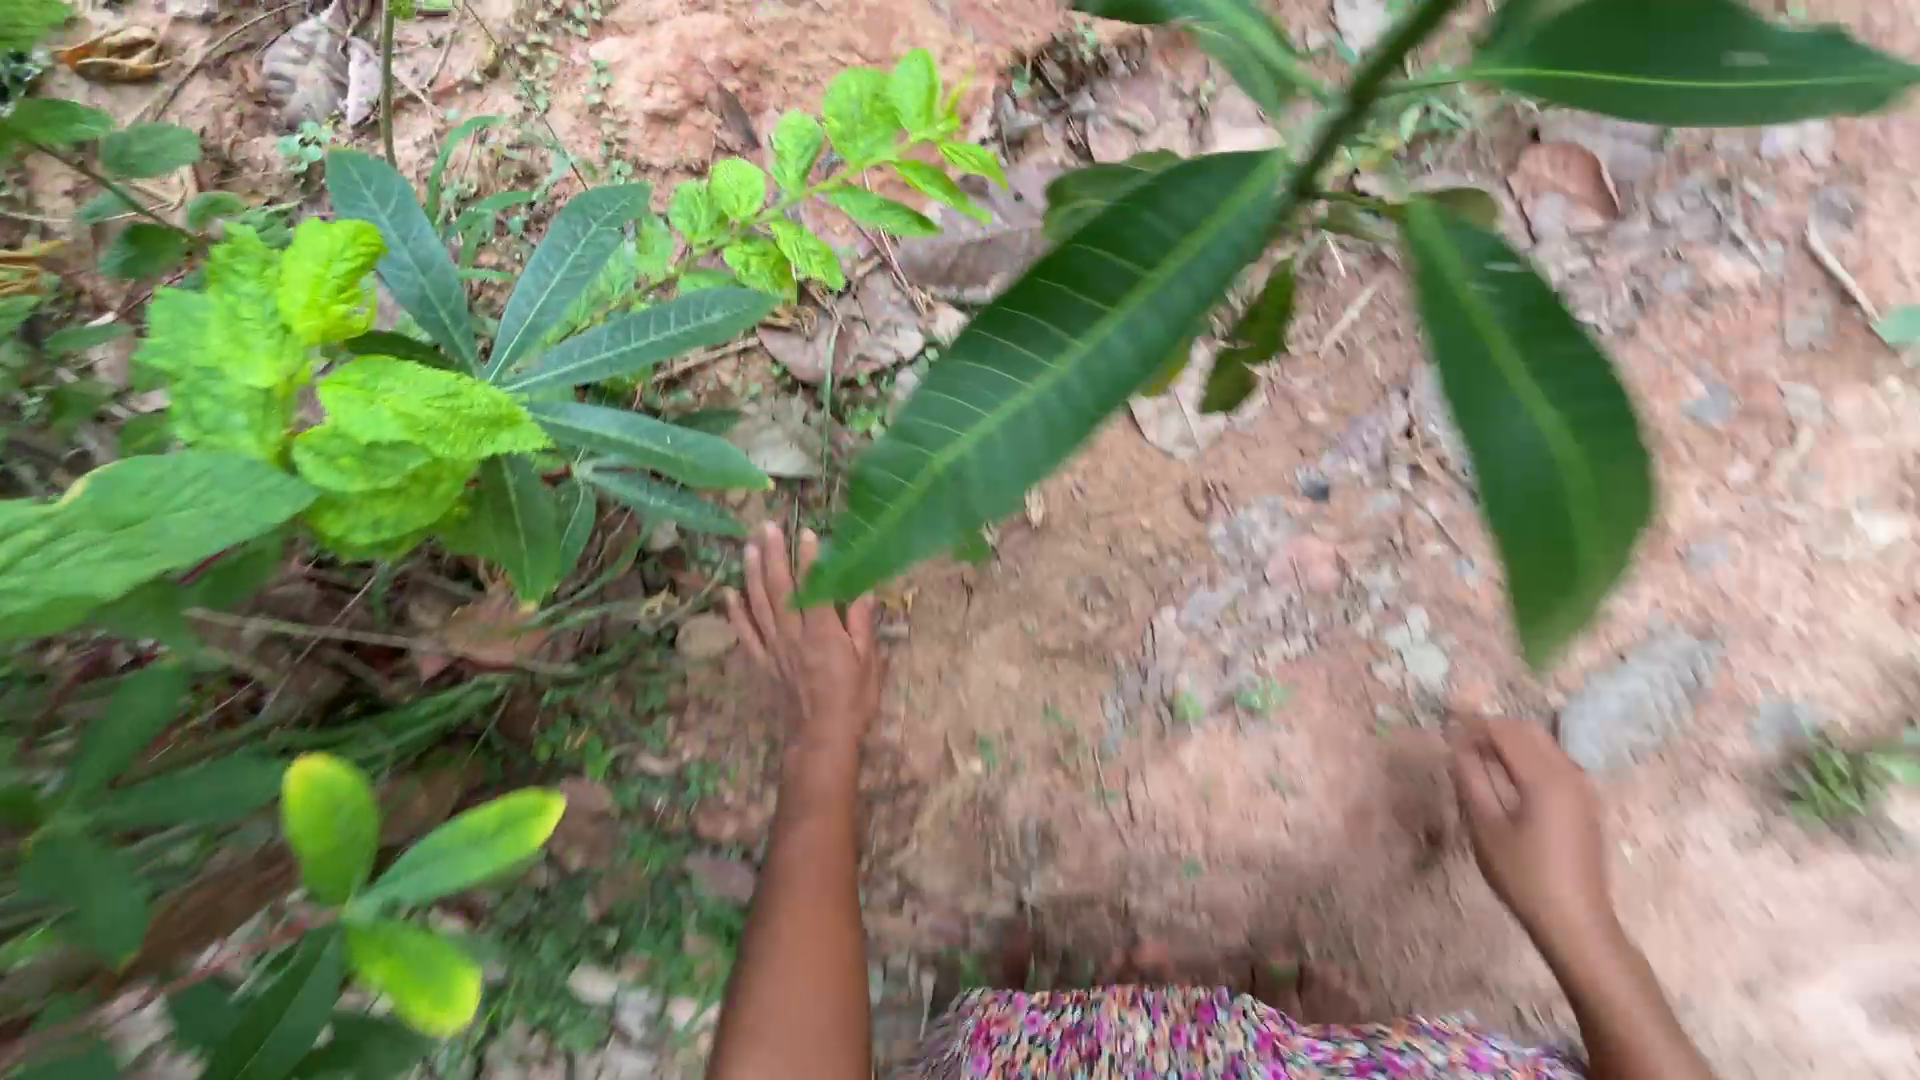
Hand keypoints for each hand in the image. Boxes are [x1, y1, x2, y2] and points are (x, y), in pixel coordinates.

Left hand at [724, 523, 881, 758]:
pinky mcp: (763, 663)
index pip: (815, 588)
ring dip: (751, 574)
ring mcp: (774, 649)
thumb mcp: (869, 662)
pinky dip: (735, 613)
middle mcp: (794, 635)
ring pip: (759, 605)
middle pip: (780, 588)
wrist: (821, 739)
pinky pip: (745, 635)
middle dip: (773, 555)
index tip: (807, 533)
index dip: (810, 559)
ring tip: (747, 546)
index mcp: (823, 633)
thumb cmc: (852, 701)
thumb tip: (862, 590)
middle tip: (766, 527)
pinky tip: (728, 592)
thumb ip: (862, 624)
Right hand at [1449, 715, 1618, 950]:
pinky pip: (1553, 764)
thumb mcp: (1483, 824)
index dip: (1472, 723)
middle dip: (1491, 729)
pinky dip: (1525, 759)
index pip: (1505, 731)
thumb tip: (1458, 741)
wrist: (1575, 921)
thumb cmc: (1522, 873)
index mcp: (1546, 778)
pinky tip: (1504, 781)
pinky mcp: (1584, 804)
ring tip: (1475, 760)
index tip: (1443, 725)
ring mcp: (1583, 790)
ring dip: (1508, 743)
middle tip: (1457, 741)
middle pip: (1528, 732)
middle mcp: (1571, 775)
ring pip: (1543, 746)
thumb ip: (1470, 776)